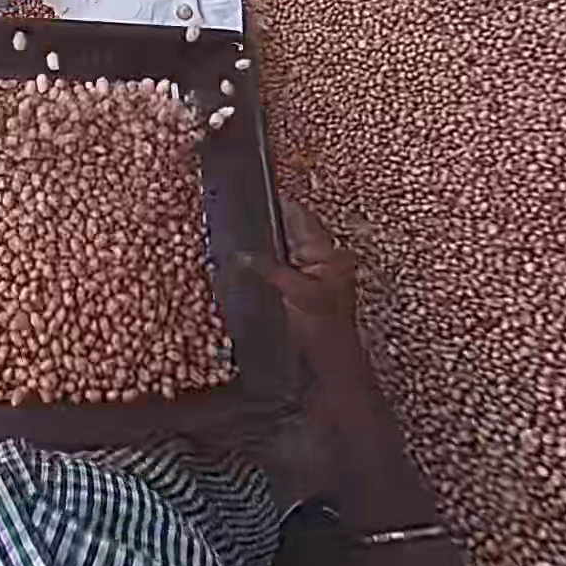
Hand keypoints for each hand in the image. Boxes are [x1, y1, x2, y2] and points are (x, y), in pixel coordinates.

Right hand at [237, 198, 364, 379]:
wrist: (331, 369)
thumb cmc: (324, 333)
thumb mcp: (297, 294)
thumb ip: (269, 268)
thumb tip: (241, 252)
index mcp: (328, 254)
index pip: (300, 216)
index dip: (276, 205)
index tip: (250, 196)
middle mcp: (320, 259)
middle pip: (287, 230)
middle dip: (262, 225)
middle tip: (235, 218)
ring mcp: (308, 273)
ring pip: (278, 248)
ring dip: (259, 245)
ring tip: (234, 239)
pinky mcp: (296, 287)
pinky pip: (275, 265)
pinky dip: (260, 262)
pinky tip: (242, 263)